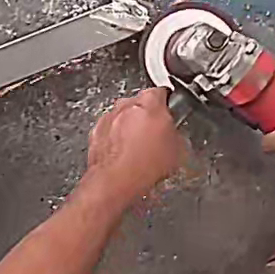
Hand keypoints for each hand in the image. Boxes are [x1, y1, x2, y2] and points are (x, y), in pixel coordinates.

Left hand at [82, 87, 184, 202]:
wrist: (117, 181)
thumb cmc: (144, 164)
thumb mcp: (178, 149)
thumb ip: (176, 133)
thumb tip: (175, 136)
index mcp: (150, 102)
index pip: (162, 92)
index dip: (167, 103)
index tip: (169, 113)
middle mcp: (128, 104)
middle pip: (141, 104)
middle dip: (147, 117)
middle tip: (155, 135)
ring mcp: (110, 117)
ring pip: (123, 116)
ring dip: (129, 127)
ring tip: (138, 149)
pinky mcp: (96, 131)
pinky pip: (109, 130)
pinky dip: (115, 138)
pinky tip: (124, 155)